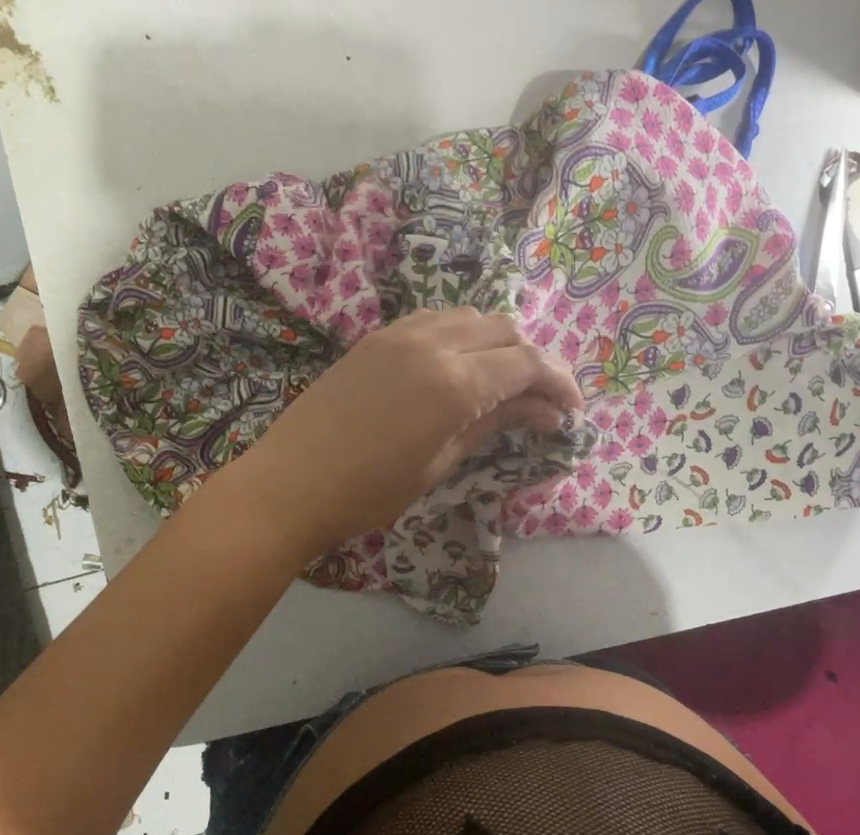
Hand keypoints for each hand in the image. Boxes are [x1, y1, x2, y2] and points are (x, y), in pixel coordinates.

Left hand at [219, 307, 582, 555]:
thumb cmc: (366, 492)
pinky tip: (461, 367)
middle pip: (504, 332)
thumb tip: (545, 414)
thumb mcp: (438, 464)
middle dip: (534, 361)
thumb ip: (492, 424)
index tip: (571, 412)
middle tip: (542, 402)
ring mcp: (400, 334)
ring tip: (505, 383)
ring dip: (498, 343)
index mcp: (453, 382)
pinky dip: (461, 336)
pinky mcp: (375, 338)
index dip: (558, 384)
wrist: (288, 484)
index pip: (526, 363)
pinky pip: (435, 321)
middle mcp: (432, 343)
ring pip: (470, 318)